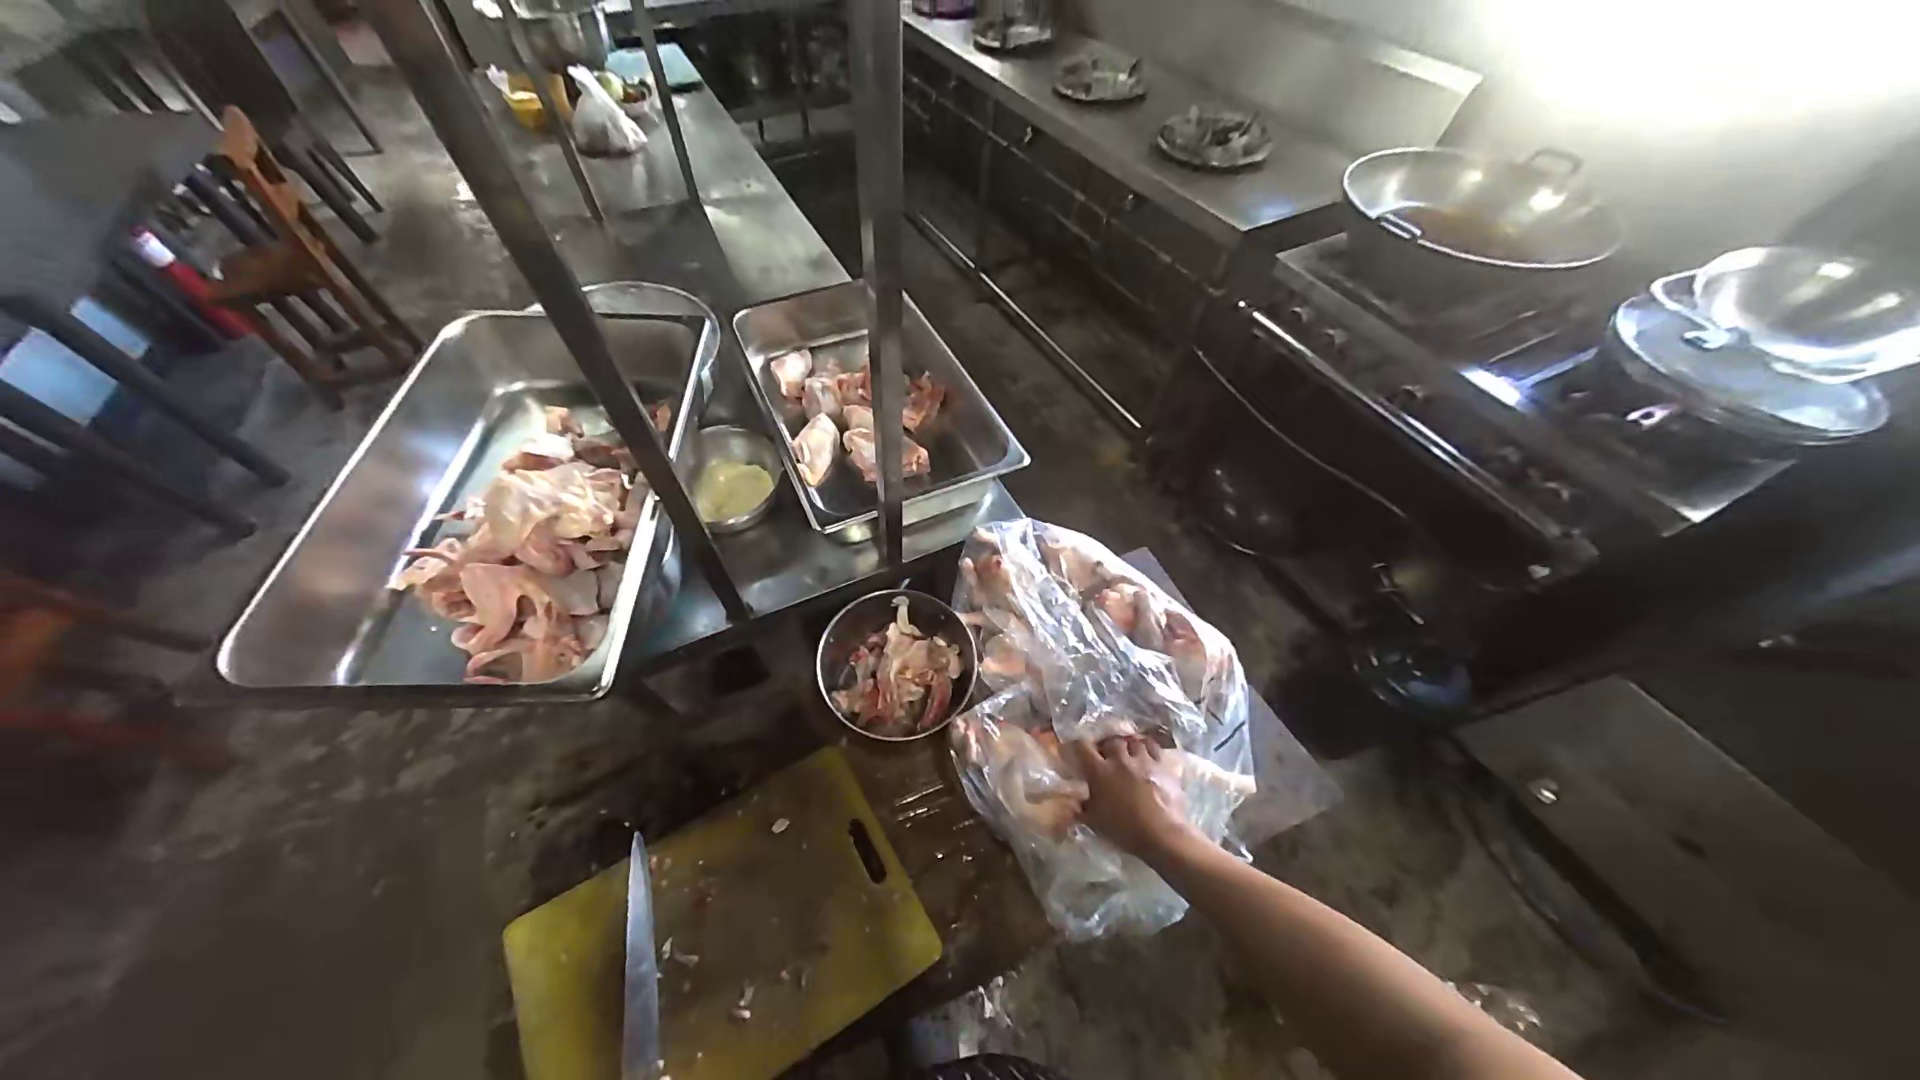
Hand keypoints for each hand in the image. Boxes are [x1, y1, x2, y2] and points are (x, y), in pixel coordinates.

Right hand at [1065, 736, 1198, 858]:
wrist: (1162, 835)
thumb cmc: (1124, 830)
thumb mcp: (1095, 822)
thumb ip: (1082, 807)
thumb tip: (1073, 802)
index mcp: (1099, 771)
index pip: (1081, 747)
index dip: (1075, 746)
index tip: (1074, 751)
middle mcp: (1120, 759)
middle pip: (1110, 741)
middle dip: (1106, 746)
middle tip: (1106, 757)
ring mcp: (1143, 760)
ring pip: (1133, 742)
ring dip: (1128, 747)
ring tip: (1128, 755)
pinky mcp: (1162, 765)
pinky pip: (1153, 747)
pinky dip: (1148, 749)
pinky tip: (1147, 756)